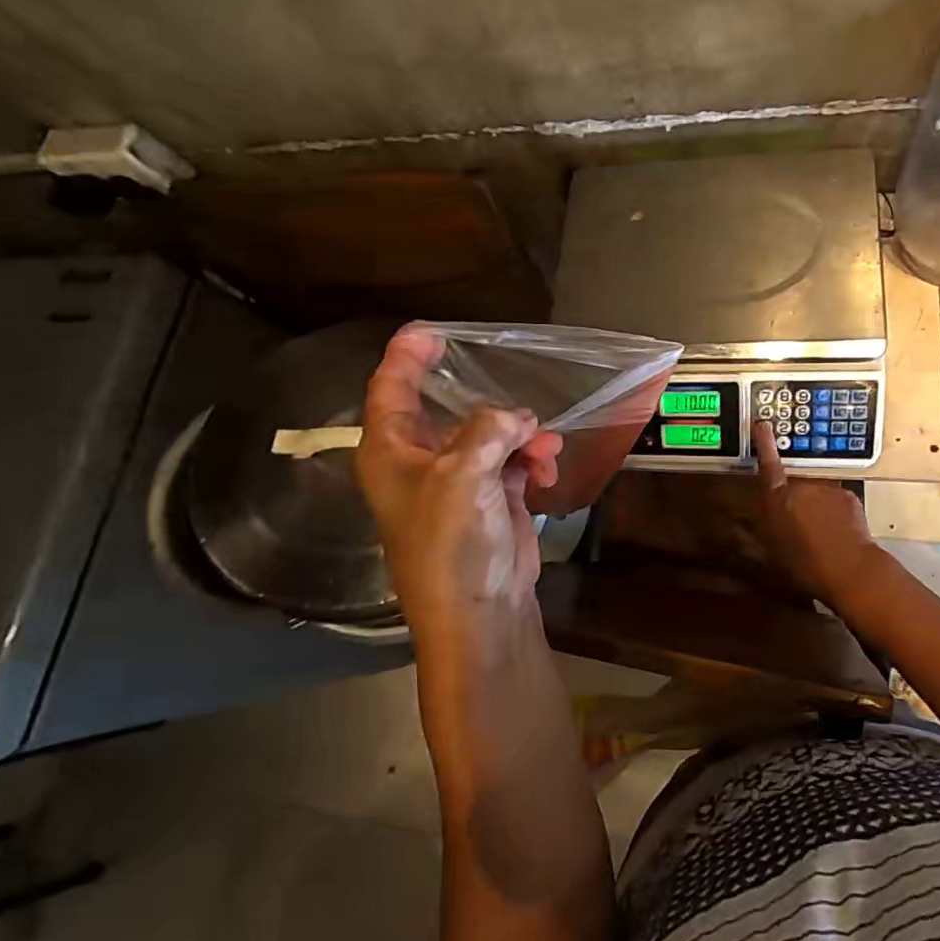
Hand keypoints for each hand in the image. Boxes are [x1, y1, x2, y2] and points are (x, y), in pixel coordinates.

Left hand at [357, 325, 563, 638]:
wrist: (481, 608)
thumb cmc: (452, 543)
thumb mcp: (462, 477)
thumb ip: (488, 431)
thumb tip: (519, 417)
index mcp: (392, 451)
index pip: (391, 390)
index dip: (406, 358)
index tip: (432, 332)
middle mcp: (423, 460)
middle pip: (453, 410)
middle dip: (491, 405)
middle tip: (520, 402)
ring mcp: (461, 479)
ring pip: (494, 433)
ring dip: (523, 435)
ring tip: (546, 447)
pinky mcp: (494, 496)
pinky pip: (515, 459)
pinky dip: (533, 458)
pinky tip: (548, 468)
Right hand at [752, 420, 881, 603]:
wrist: (850, 569)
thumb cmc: (807, 564)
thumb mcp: (778, 549)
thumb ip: (770, 527)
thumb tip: (766, 516)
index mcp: (780, 500)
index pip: (769, 467)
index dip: (765, 445)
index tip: (762, 424)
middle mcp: (803, 488)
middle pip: (795, 487)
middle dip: (796, 501)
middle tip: (800, 528)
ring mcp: (828, 489)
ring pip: (817, 494)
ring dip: (817, 507)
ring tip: (821, 535)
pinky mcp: (849, 495)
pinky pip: (836, 500)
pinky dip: (834, 511)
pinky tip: (838, 532)